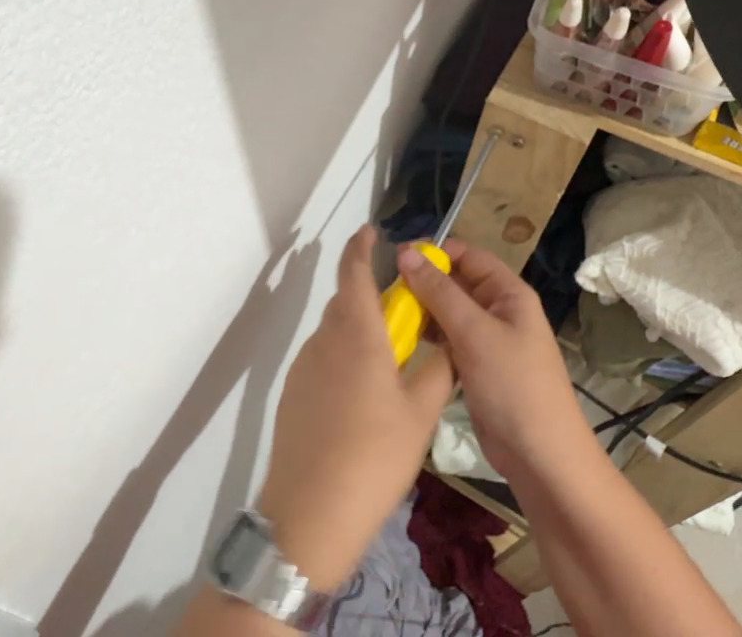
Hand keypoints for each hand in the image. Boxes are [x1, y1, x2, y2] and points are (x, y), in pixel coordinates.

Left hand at [258, 227, 455, 587]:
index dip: (360, 245)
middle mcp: (324, 340)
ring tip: (391, 369)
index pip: (353, 271)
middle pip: (346, 302)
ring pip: (334, 333)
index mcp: (356, 334)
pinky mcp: (293, 393)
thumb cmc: (375, 454)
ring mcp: (303, 367)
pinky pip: (322, 360)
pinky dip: (344, 360)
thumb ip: (440, 367)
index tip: (372, 231)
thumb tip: (448, 341)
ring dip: (359, 332)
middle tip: (406, 321)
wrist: (312, 510)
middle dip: (372, 298)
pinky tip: (362, 400)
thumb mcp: (422, 411)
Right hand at [397, 241, 589, 483]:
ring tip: (387, 311)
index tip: (395, 256)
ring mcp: (487, 340)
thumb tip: (406, 253)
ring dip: (422, 309)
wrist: (540, 455)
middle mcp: (499, 310)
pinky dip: (427, 336)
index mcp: (509, 293)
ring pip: (448, 311)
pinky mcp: (476, 366)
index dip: (434, 251)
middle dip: (423, 281)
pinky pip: (448, 339)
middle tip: (383, 288)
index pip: (468, 255)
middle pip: (456, 282)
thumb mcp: (474, 333)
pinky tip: (402, 339)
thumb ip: (439, 292)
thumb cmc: (513, 385)